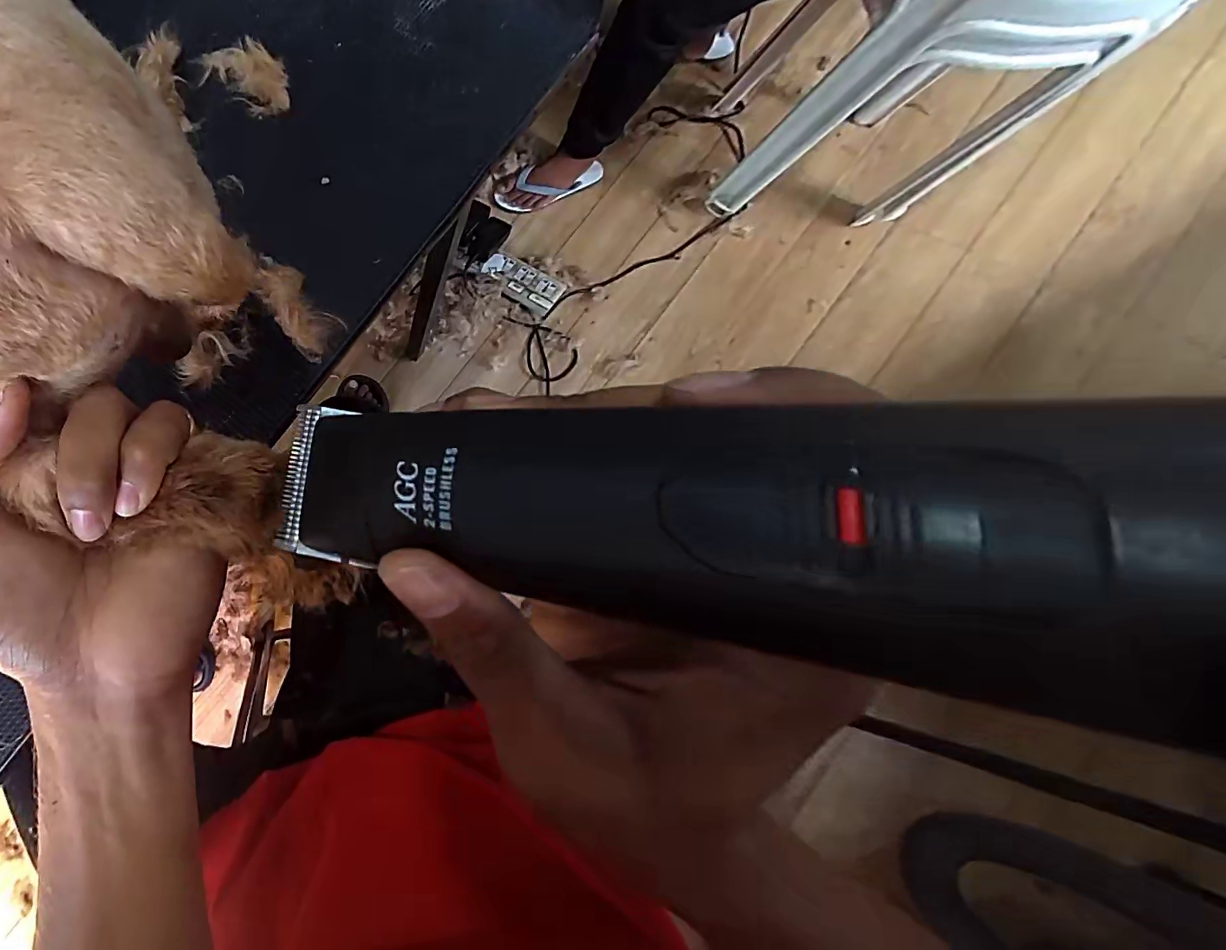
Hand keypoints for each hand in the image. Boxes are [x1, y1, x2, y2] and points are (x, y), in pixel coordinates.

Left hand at [0, 381, 225, 704]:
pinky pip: (177, 425)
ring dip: (116, 456)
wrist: (96, 671)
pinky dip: (154, 453)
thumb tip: (8, 391)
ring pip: (134, 406)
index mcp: (27, 458)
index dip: (25, 396)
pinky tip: (140, 507)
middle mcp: (85, 452)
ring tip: (110, 521)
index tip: (19, 417)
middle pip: (87, 398)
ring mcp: (139, 463)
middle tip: (76, 523)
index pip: (30, 392)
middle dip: (78, 454)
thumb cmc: (18, 613)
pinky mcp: (187, 475)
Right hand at [384, 369, 881, 885]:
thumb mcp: (558, 741)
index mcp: (798, 628)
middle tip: (516, 415)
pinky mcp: (657, 545)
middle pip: (727, 447)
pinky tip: (503, 440)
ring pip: (665, 448)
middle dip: (630, 412)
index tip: (681, 401)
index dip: (775, 416)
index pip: (817, 493)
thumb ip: (494, 653)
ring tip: (490, 418)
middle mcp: (770, 574)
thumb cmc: (627, 805)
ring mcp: (711, 555)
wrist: (642, 825)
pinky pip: (621, 474)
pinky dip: (564, 449)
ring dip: (584, 420)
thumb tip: (408, 562)